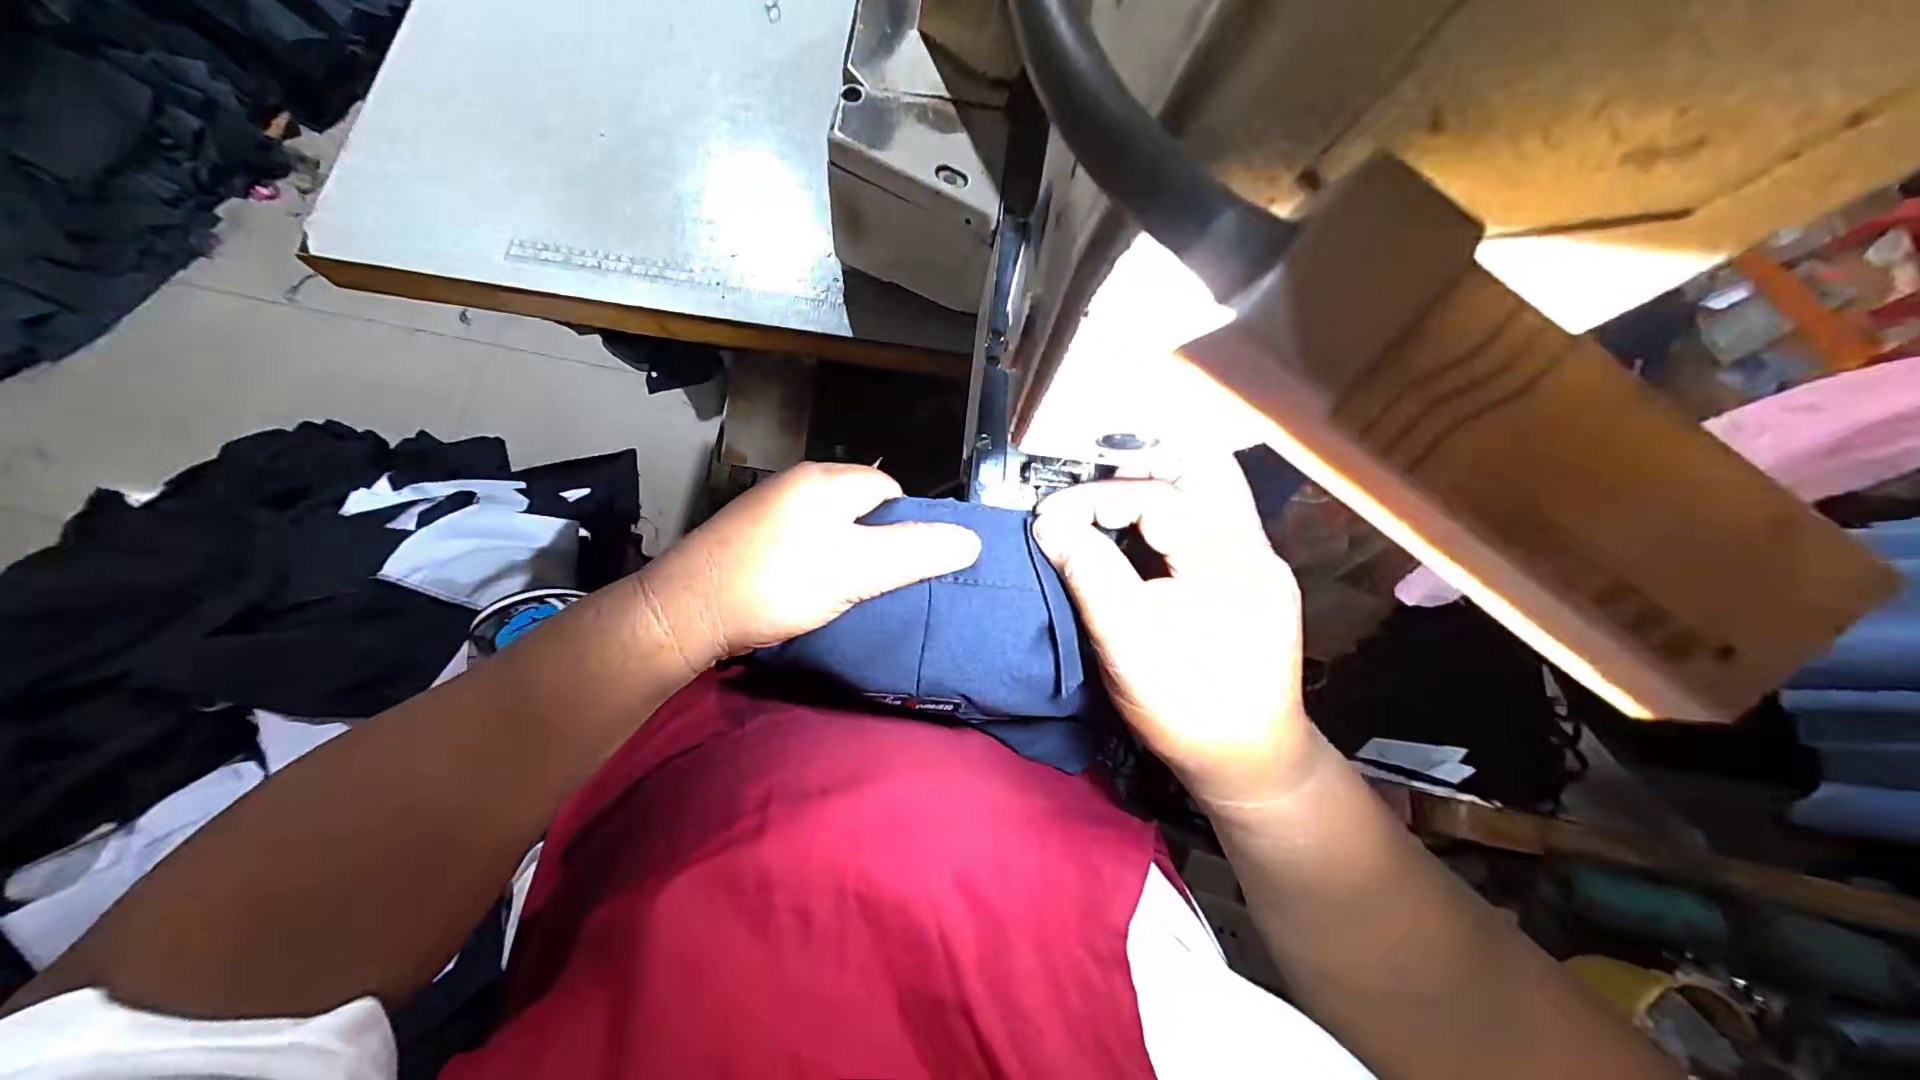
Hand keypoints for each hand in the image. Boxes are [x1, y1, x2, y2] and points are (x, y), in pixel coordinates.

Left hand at [635, 463, 981, 674]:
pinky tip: (804, 586)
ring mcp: (769, 505)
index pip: (890, 490)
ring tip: (840, 588)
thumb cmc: (777, 584)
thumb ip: (915, 553)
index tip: (899, 566)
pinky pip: (801, 536)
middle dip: (873, 540)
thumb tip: (971, 540)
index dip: (904, 526)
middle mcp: (798, 481)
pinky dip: (813, 558)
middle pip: (860, 505)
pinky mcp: (749, 531)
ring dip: (843, 551)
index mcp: (827, 480)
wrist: (685, 611)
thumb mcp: (857, 570)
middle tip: (872, 581)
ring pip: (830, 523)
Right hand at [1032, 459, 1317, 807]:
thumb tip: (1050, 525)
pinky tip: (1139, 533)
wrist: (1252, 760)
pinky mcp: (1254, 575)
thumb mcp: (1128, 648)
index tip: (1048, 520)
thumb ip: (1090, 577)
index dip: (1093, 499)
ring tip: (1106, 501)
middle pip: (1203, 463)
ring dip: (1157, 480)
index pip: (1154, 495)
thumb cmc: (1188, 710)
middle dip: (1138, 462)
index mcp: (1226, 559)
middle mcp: (1253, 546)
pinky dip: (1170, 508)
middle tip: (1086, 485)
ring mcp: (1259, 559)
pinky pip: (1212, 516)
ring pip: (1212, 484)